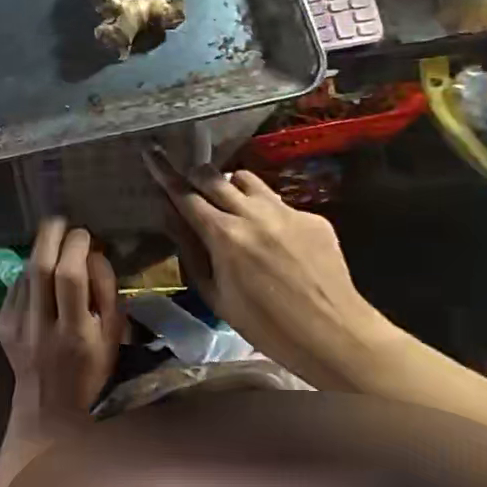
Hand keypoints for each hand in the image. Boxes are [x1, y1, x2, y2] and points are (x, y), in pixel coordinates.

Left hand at [0, 218, 125, 446]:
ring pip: (26, 273)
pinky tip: (42, 274)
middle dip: (51, 236)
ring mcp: (16, 326)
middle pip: (40, 267)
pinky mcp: (2, 325)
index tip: (85, 234)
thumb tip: (92, 254)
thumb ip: (106, 292)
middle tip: (61, 221)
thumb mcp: (113, 335)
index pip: (69, 276)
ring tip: (55, 242)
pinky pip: (17, 286)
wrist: (49, 408)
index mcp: (75, 332)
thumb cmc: (92, 370)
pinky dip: (30, 273)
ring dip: (41, 251)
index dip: (76, 246)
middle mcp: (41, 327)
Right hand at [144, 150, 389, 382]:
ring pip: (247, 179)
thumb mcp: (216, 296)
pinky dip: (266, 212)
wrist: (333, 334)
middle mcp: (253, 214)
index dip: (165, 173)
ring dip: (231, 187)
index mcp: (224, 236)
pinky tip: (275, 239)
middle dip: (196, 176)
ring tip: (233, 208)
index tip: (152, 152)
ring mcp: (285, 212)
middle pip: (214, 176)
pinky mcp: (311, 217)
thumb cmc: (266, 326)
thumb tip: (171, 217)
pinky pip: (279, 202)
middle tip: (191, 185)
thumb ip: (191, 252)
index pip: (186, 195)